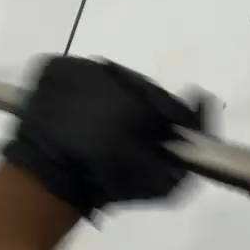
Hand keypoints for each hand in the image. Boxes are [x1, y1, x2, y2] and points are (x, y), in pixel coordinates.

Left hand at [1, 56, 206, 216]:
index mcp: (141, 98)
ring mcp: (80, 66)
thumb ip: (191, 153)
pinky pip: (77, 74)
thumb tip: (203, 108)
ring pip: (107, 79)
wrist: (47, 176)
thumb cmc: (107, 180)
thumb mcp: (163, 184)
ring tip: (94, 124)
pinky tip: (73, 113)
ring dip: (108, 97)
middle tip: (123, 135)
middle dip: (136, 109)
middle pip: (137, 88)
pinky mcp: (55, 66)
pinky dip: (79, 89)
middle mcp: (112, 72)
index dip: (166, 123)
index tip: (158, 139)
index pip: (168, 103)